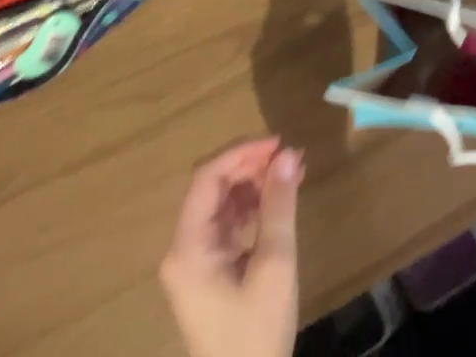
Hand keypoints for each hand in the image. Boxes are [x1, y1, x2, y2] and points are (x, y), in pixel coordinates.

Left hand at [160, 138, 304, 356]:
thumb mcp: (274, 266)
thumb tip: (288, 155)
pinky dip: (253, 208)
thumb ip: (279, 207)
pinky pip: (227, 225)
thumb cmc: (257, 331)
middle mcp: (183, 249)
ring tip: (292, 171)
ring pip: (221, 205)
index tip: (278, 143)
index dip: (241, 154)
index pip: (206, 180)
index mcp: (188, 247)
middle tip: (290, 156)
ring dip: (254, 184)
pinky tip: (280, 199)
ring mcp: (195, 262)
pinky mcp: (210, 272)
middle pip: (211, 189)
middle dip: (249, 166)